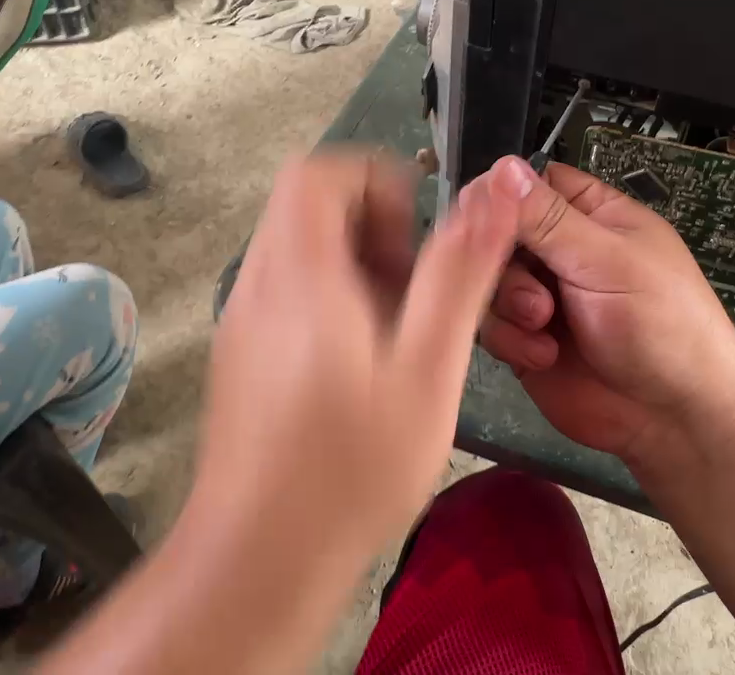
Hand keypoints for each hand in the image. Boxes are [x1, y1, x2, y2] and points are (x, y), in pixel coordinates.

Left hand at [200, 150, 520, 553]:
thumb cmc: (352, 470)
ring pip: (298, 249)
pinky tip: (364, 363)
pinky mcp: (241, 357)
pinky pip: (287, 291)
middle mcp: (259, 287)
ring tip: (398, 328)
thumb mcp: (428, 370)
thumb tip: (494, 195)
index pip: (315, 173)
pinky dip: (331, 297)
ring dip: (356, 264)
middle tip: (413, 286)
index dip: (373, 178)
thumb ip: (460, 274)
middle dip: (371, 226)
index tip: (414, 231)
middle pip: (307, 207)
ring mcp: (242, 323)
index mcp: (301, 275)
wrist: (258, 563)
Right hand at [478, 157, 734, 464]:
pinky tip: (543, 356)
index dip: (504, 197)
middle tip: (531, 290)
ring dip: (508, 303)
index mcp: (593, 216)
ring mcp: (541, 297)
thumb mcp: (607, 261)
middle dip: (505, 260)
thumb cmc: (660, 325)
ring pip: (487, 280)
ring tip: (543, 325)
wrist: (673, 420)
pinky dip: (510, 339)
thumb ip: (549, 218)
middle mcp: (562, 251)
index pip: (534, 185)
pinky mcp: (525, 341)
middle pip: (500, 233)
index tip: (486, 218)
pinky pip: (490, 325)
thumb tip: (503, 165)